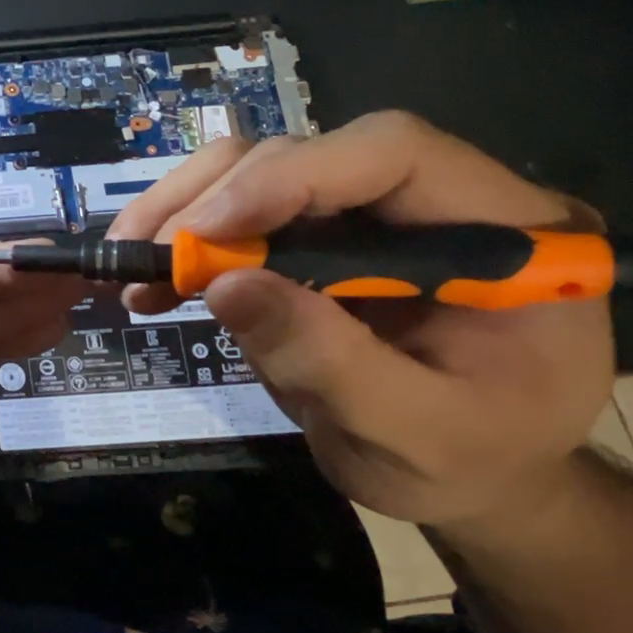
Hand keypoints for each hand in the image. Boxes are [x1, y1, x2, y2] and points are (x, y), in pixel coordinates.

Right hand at [107, 112, 614, 527]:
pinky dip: (183, 241)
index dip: (291, 177)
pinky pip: (236, 212)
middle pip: (305, 153)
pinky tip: (149, 285)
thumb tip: (226, 285)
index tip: (206, 234)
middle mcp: (431, 199)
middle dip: (214, 199)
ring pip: (255, 170)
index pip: (391, 154)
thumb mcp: (414, 434)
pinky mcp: (314, 236)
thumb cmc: (469, 462)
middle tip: (145, 256)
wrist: (469, 479)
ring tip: (128, 266)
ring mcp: (366, 214)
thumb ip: (332, 361)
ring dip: (181, 211)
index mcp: (504, 229)